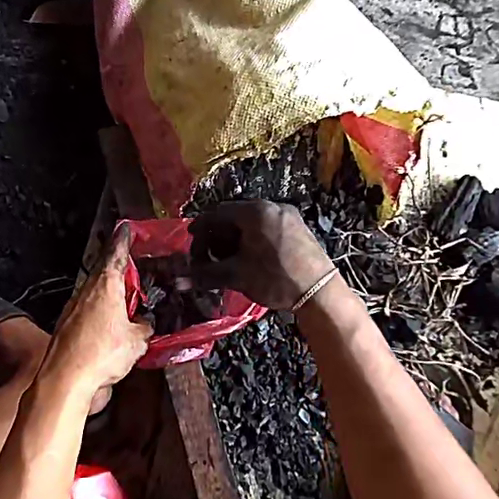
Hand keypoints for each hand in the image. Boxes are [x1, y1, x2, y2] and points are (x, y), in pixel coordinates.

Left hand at [42, 225, 152, 395]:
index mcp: (106, 285)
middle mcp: (87, 291)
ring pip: (97, 293)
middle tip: (135, 271)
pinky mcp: (67, 326)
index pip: (117, 252)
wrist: (66, 379)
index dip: (124, 239)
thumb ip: (145, 327)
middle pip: (106, 272)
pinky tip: (110, 328)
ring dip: (111, 295)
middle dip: (121, 271)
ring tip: (128, 306)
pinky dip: (101, 313)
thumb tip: (146, 324)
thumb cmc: (98, 355)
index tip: (126, 228)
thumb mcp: (138, 340)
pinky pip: (88, 312)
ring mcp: (74, 308)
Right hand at [189, 201, 334, 311]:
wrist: (320, 292)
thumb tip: (178, 281)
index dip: (201, 230)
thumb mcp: (237, 276)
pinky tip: (252, 258)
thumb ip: (205, 274)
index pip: (217, 213)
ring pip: (252, 222)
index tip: (192, 245)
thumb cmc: (276, 279)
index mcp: (255, 212)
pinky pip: (268, 227)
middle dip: (219, 235)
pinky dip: (254, 238)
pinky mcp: (299, 228)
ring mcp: (288, 215)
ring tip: (230, 260)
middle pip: (235, 216)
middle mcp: (272, 206)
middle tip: (210, 256)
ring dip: (236, 238)